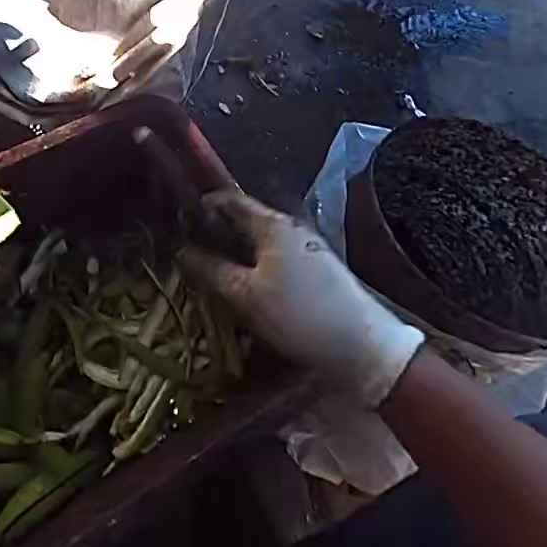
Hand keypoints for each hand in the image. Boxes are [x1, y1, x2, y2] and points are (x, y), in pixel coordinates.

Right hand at [180, 191, 423, 407]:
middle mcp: (291, 226)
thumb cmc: (299, 315)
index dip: (205, 203)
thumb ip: (212, 270)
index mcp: (273, 224)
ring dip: (237, 245)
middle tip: (193, 242)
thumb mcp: (247, 296)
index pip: (232, 200)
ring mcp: (307, 245)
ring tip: (214, 262)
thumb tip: (182, 251)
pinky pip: (276, 251)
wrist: (364, 347)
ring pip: (262, 237)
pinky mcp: (316, 266)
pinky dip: (255, 258)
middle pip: (247, 217)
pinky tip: (246, 279)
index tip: (182, 216)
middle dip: (219, 227)